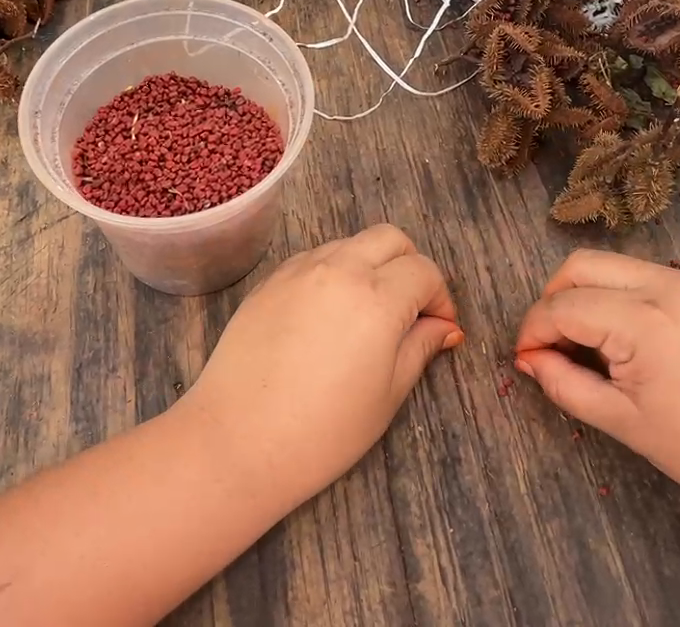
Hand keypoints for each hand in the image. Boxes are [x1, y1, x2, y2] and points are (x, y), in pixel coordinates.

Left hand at [178, 224, 462, 504]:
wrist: (236, 440)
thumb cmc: (323, 431)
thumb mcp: (387, 395)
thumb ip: (420, 348)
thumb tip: (444, 326)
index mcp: (377, 297)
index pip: (423, 271)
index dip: (440, 297)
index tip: (439, 327)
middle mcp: (340, 269)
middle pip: (390, 239)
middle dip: (410, 266)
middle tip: (410, 309)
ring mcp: (300, 270)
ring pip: (350, 243)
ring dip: (370, 265)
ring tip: (366, 313)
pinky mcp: (270, 280)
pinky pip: (314, 258)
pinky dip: (334, 272)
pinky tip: (328, 314)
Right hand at [512, 250, 679, 514]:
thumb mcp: (626, 424)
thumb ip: (566, 385)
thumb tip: (530, 360)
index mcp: (643, 320)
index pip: (563, 306)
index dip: (533, 331)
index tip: (523, 361)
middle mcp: (664, 285)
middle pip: (580, 266)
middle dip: (552, 300)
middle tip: (549, 347)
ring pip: (610, 265)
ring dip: (583, 294)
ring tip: (584, 345)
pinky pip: (641, 276)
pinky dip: (615, 296)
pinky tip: (623, 341)